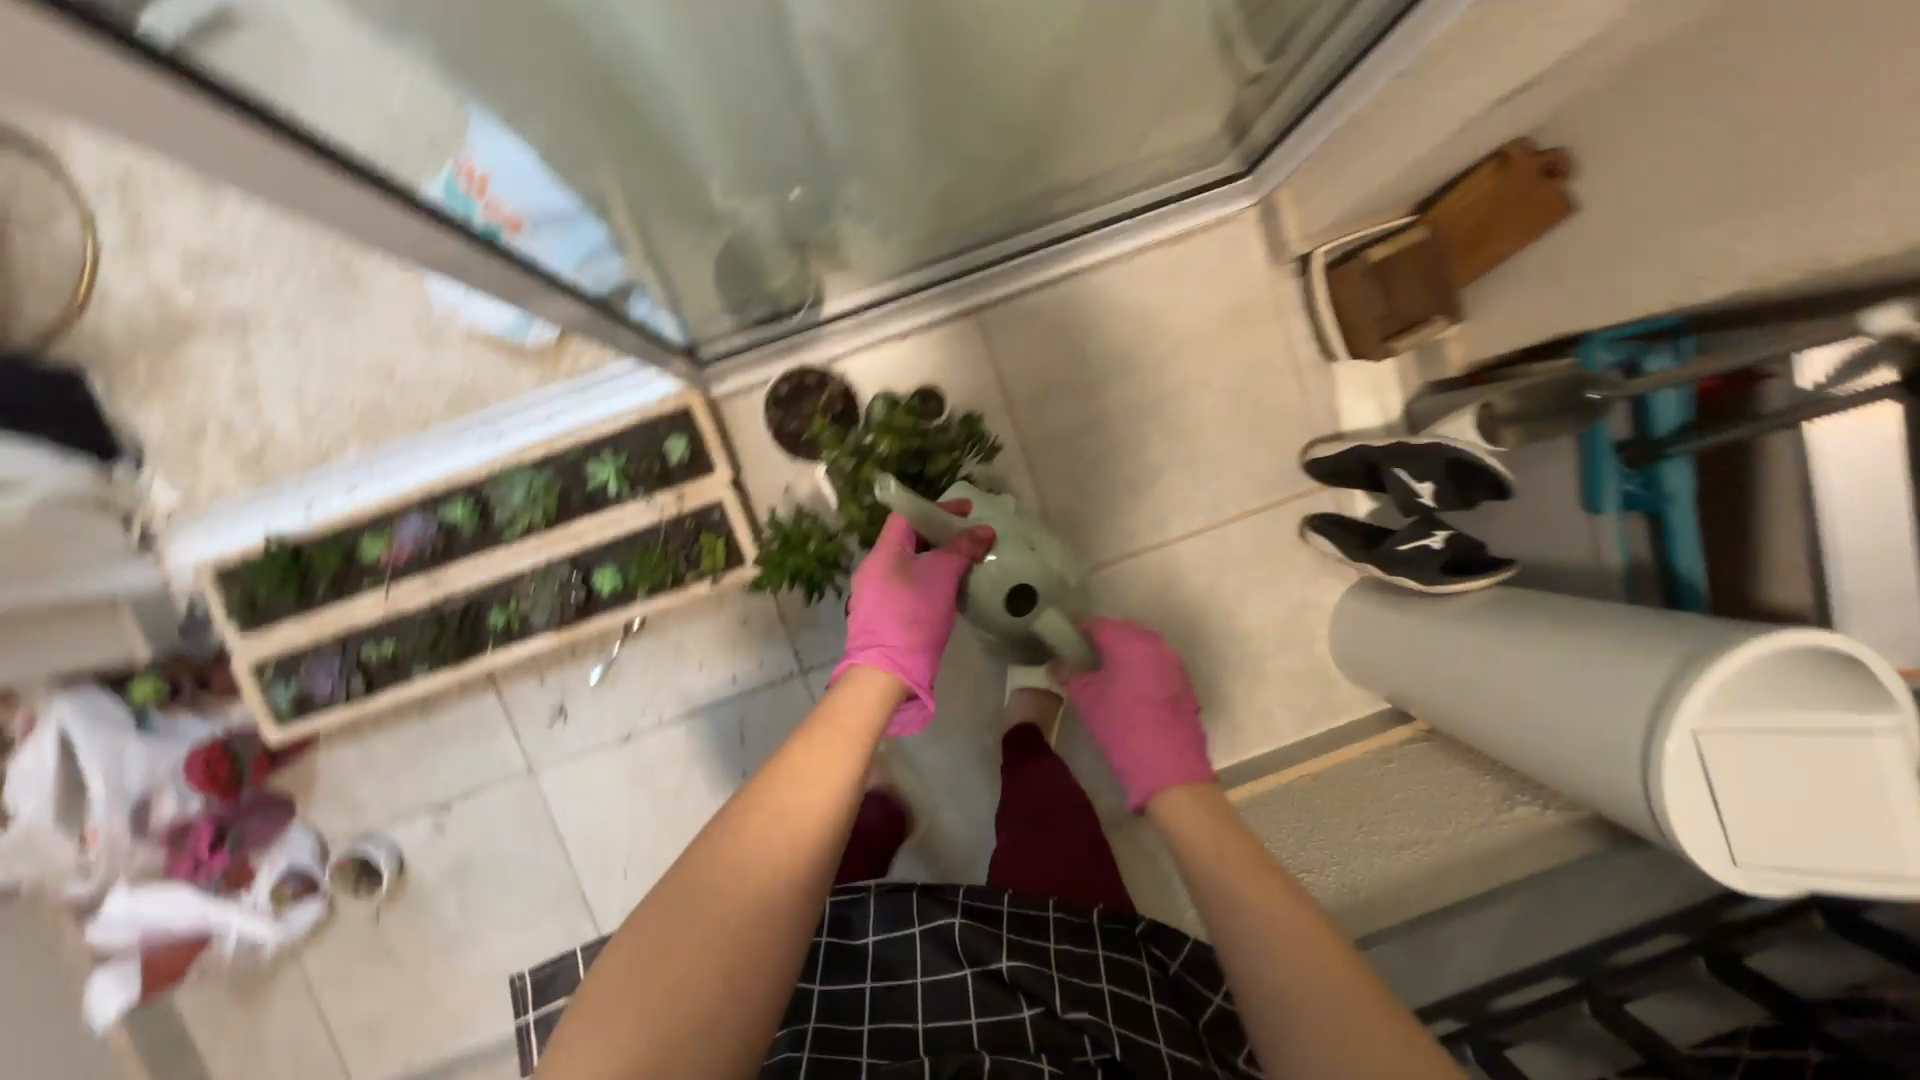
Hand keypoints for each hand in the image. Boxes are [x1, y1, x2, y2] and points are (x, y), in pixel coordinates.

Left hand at [832, 506, 994, 735]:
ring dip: (936, 559)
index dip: (937, 509)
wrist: (887, 673)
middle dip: (940, 535)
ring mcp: (875, 594)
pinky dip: (929, 580)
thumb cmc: (913, 616)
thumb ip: (962, 549)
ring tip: (965, 560)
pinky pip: (908, 586)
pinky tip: (950, 588)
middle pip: (908, 540)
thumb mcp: (942, 576)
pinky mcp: (883, 616)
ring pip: (909, 565)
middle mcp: (873, 568)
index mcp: (883, 552)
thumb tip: (984, 530)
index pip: (907, 516)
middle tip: (970, 536)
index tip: (967, 510)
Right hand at [1056, 618, 1213, 811]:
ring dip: (1124, 656)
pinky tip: (1129, 691)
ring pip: (1142, 648)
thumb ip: (1069, 675)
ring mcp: (1172, 662)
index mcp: (1127, 640)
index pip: (1098, 624)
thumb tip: (1055, 665)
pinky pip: (1156, 665)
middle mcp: (1154, 643)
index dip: (1080, 631)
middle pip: (1123, 632)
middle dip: (1104, 642)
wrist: (1168, 764)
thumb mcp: (1086, 699)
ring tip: (1106, 676)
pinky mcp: (1183, 682)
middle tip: (1084, 660)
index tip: (1066, 643)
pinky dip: (1141, 670)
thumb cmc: (1120, 724)